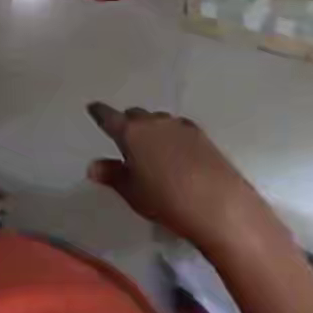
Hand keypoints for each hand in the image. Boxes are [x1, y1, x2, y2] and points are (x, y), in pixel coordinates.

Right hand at [86, 102, 280, 252]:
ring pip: (157, 120)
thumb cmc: (166, 200)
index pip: (108, 116)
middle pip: (134, 115)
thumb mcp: (133, 193)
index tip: (93, 108)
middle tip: (126, 141)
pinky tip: (176, 153)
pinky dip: (171, 135)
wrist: (219, 205)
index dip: (99, 113)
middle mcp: (152, 121)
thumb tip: (93, 166)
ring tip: (152, 151)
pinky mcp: (200, 133)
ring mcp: (178, 125)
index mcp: (130, 132)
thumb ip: (112, 176)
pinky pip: (177, 128)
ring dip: (151, 129)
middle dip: (128, 124)